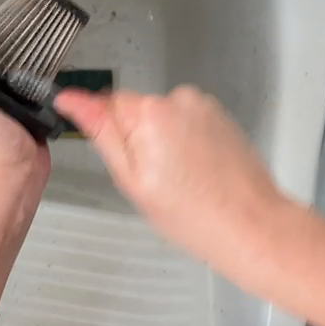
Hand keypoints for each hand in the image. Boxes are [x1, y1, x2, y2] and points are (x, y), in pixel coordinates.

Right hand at [53, 85, 300, 260]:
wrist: (252, 225)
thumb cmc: (194, 214)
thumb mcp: (132, 179)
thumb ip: (101, 132)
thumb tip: (72, 100)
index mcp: (149, 113)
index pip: (106, 102)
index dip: (102, 125)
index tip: (108, 146)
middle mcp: (177, 100)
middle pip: (137, 110)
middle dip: (136, 138)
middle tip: (151, 177)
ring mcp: (202, 106)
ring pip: (162, 117)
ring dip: (163, 140)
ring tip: (179, 179)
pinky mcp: (220, 116)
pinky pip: (187, 122)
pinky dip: (186, 141)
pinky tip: (196, 171)